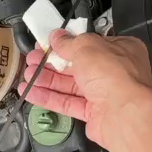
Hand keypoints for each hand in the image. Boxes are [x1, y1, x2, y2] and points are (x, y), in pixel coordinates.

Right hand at [21, 32, 151, 146]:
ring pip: (71, 85)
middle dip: (52, 63)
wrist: (123, 114)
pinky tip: (32, 92)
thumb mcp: (86, 47)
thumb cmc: (114, 75)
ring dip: (47, 80)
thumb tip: (57, 37)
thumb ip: (68, 42)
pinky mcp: (94, 114)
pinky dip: (49, 98)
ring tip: (27, 76)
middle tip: (32, 60)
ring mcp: (105, 94)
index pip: (90, 43)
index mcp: (121, 49)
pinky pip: (68, 103)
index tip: (48, 43)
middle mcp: (115, 72)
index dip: (67, 43)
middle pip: (77, 65)